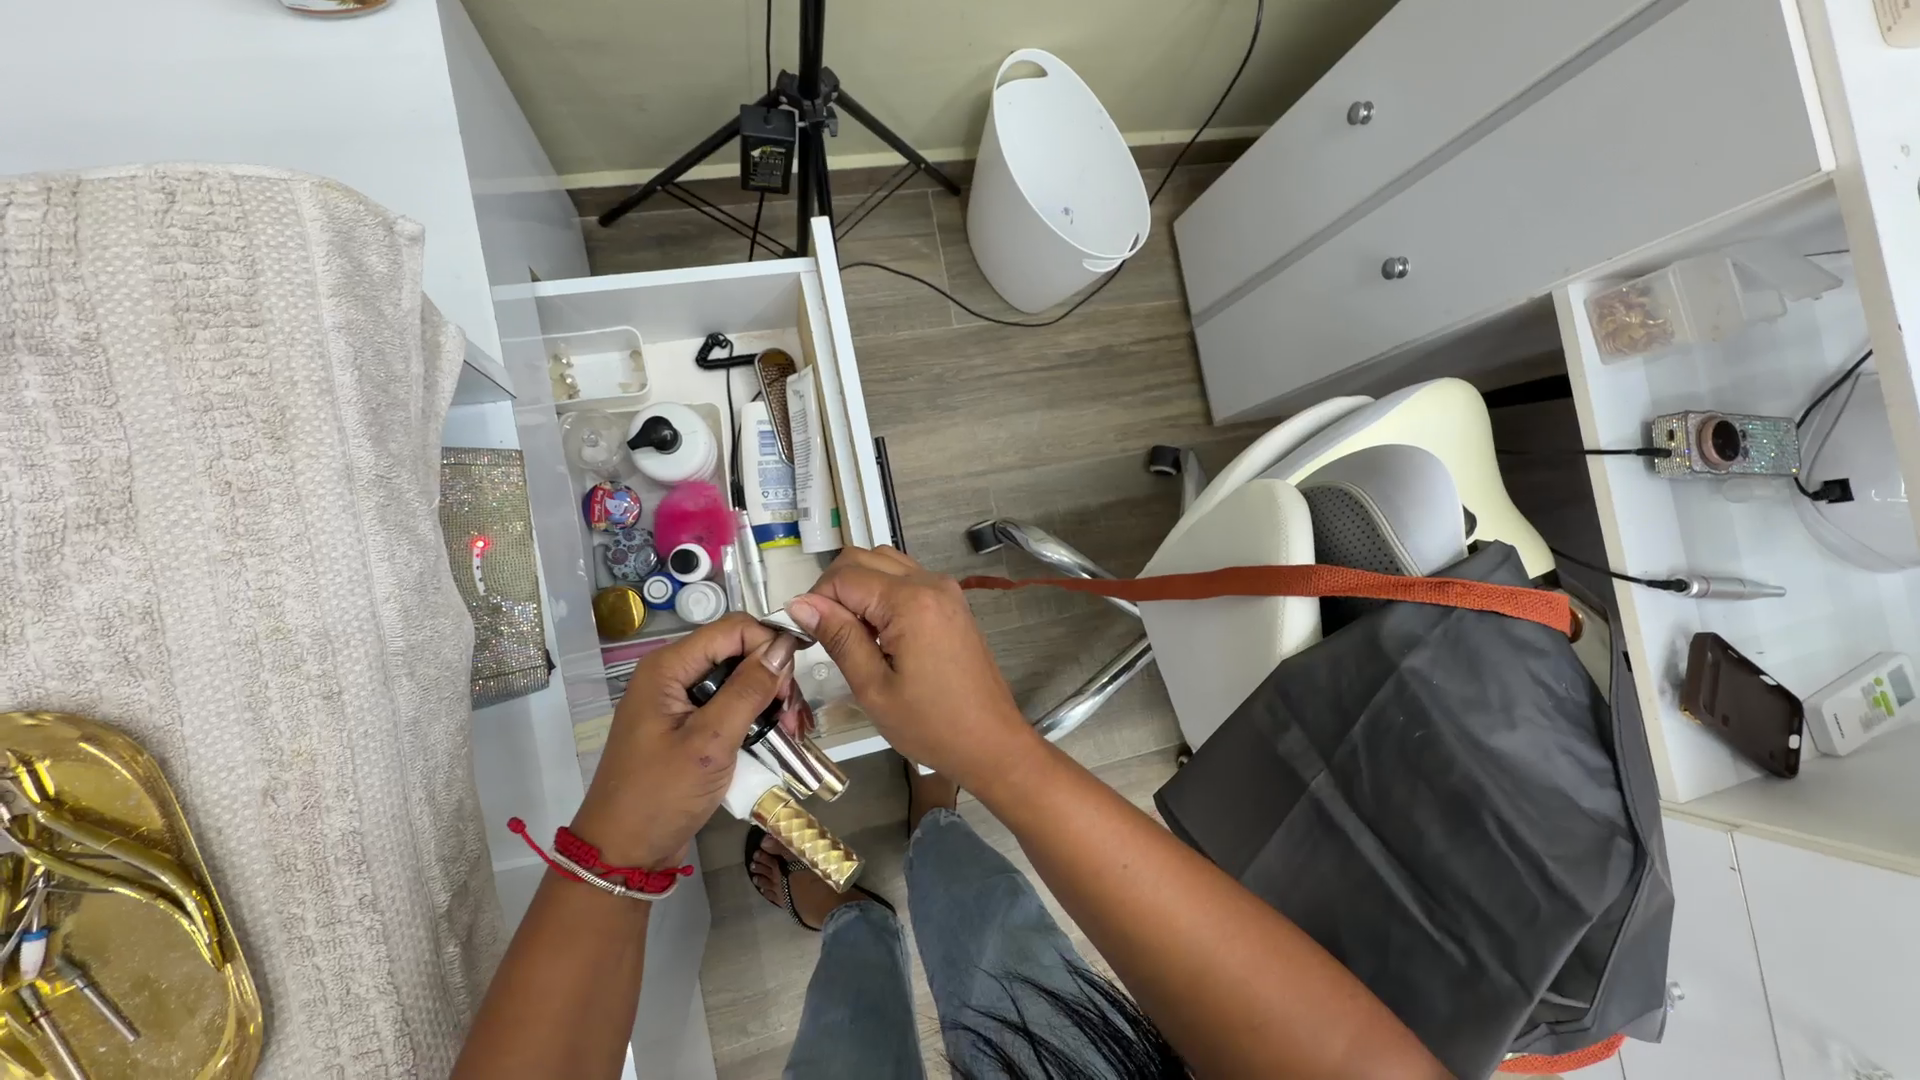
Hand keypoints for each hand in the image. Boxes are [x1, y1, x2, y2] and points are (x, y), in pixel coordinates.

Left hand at [571, 615, 799, 867]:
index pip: (734, 629)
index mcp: (668, 667)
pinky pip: (730, 707)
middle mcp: (673, 675)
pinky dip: (755, 719)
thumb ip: (748, 690)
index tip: (790, 687)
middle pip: (739, 653)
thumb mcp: (710, 742)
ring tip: (789, 734)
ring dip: (769, 702)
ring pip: (740, 680)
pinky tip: (774, 740)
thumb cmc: (660, 795)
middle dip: (773, 678)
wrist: (623, 854)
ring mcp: (680, 702)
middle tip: (793, 719)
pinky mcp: (689, 727)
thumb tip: (784, 645)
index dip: (769, 646)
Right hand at [786, 547, 1036, 784]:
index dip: (816, 600)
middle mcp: (930, 582)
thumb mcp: (873, 688)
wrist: (991, 742)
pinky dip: (882, 593)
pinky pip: (906, 578)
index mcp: (910, 601)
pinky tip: (879, 633)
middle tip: (827, 635)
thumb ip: (838, 637)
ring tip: (854, 635)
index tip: (808, 636)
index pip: (844, 576)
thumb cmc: (931, 725)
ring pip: (884, 562)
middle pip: (863, 558)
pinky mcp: (951, 602)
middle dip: (834, 589)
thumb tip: (799, 603)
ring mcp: (945, 589)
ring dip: (859, 588)